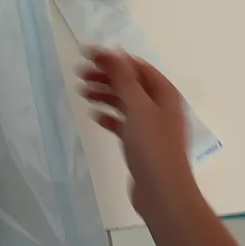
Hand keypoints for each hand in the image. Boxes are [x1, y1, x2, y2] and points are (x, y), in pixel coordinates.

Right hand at [77, 49, 202, 221]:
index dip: (113, 59)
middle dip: (106, 76)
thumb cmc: (153, 147)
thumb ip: (123, 78)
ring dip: (105, 95)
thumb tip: (112, 51)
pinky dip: (110, 117)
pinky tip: (96, 117)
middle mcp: (160, 107)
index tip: (87, 55)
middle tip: (80, 74)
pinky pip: (124, 123)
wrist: (164, 194)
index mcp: (165, 94)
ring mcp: (152, 127)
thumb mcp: (137, 107)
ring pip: (125, 103)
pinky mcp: (142, 144)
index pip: (137, 67)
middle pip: (130, 84)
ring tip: (83, 92)